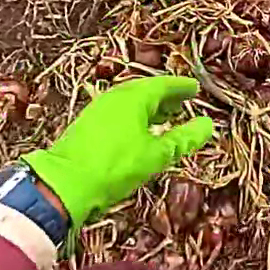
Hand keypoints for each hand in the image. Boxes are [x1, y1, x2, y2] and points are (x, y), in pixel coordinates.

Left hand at [21, 74, 213, 229]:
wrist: (62, 185)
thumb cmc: (115, 165)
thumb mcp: (156, 154)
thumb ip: (183, 139)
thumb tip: (208, 125)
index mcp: (134, 97)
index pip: (164, 84)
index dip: (182, 87)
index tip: (195, 88)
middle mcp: (115, 96)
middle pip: (146, 90)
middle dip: (166, 96)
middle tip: (184, 101)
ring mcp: (98, 110)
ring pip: (131, 102)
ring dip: (150, 107)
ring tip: (166, 116)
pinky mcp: (87, 125)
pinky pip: (119, 112)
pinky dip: (135, 116)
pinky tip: (140, 130)